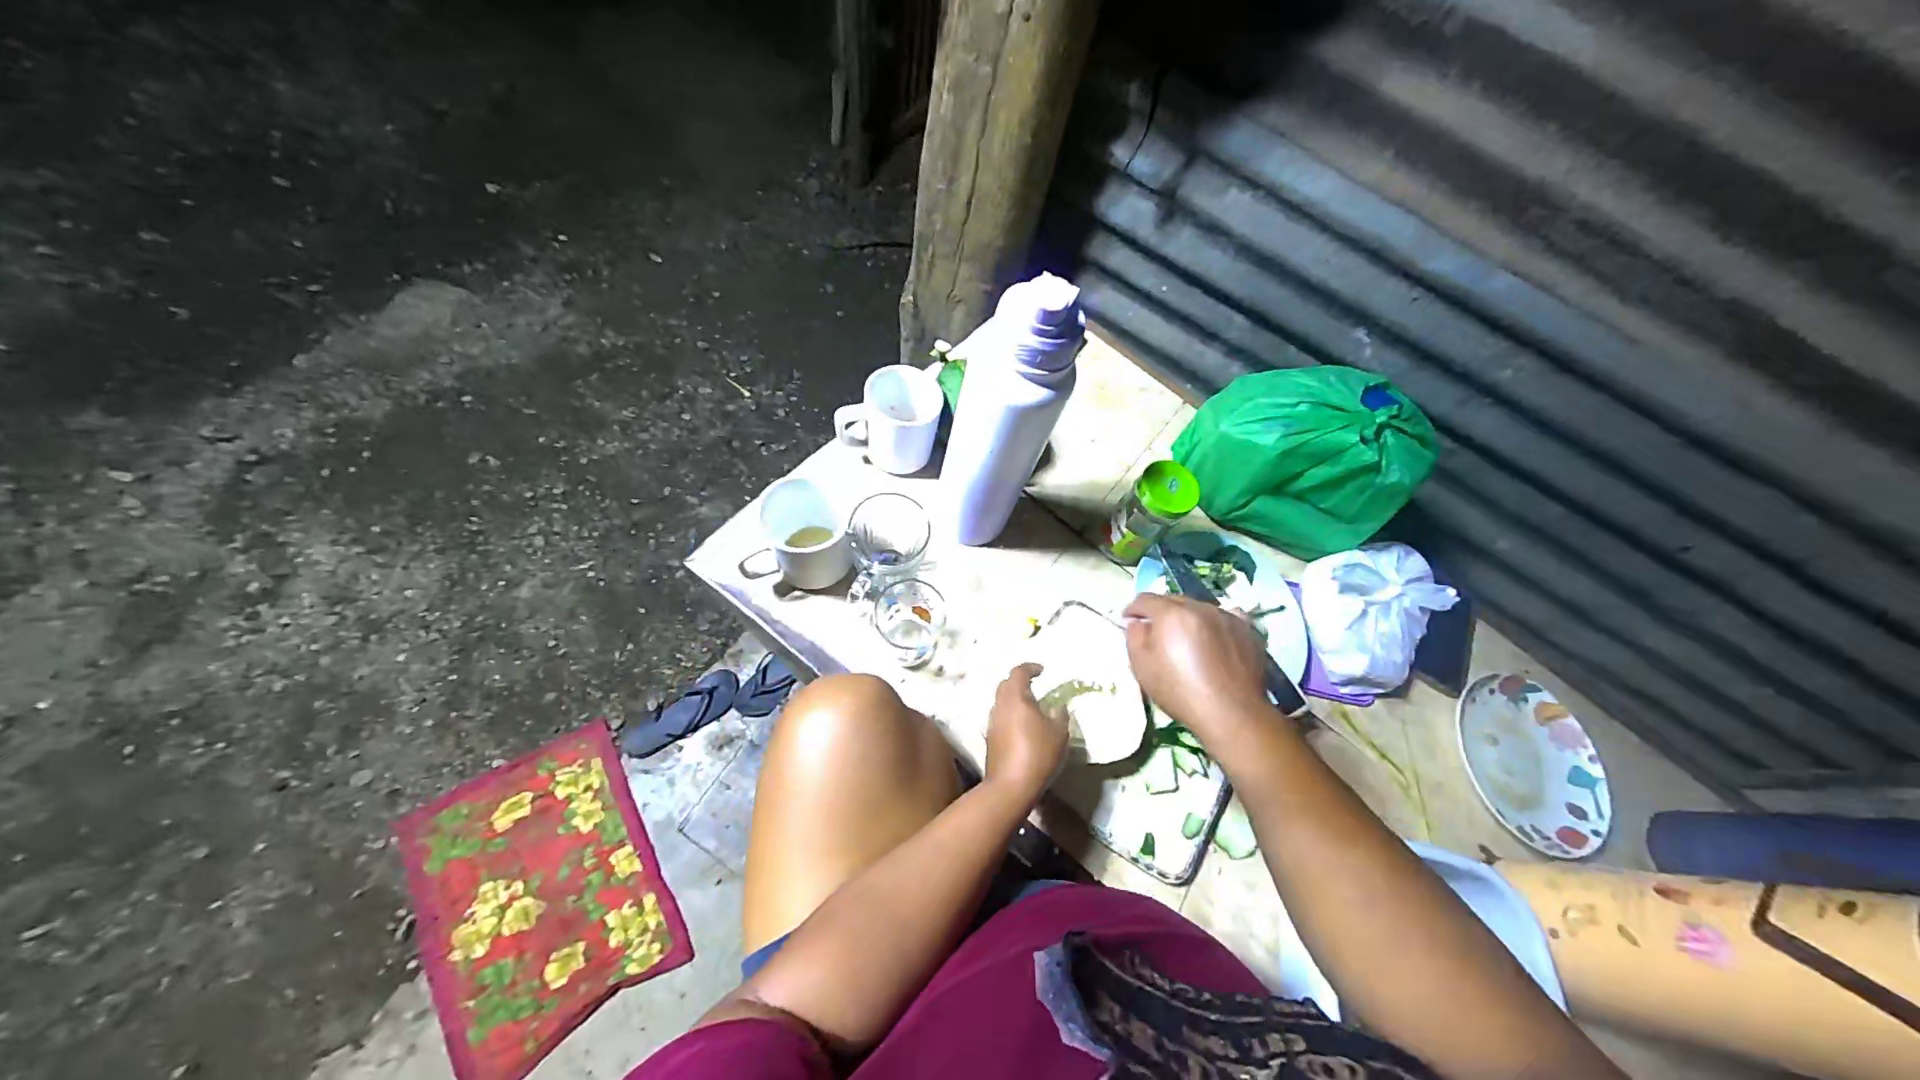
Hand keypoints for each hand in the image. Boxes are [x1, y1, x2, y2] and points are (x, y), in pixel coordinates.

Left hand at [983, 663, 1067, 804]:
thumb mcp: (1059, 733)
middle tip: (1035, 686)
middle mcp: (1000, 706)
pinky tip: (1022, 727)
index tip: (1042, 671)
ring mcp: (992, 722)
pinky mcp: (990, 738)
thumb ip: (1060, 715)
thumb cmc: (1038, 754)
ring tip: (1031, 708)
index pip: (1018, 672)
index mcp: (1016, 698)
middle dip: (1019, 681)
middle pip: (1006, 685)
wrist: (1010, 785)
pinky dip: (1010, 715)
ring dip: (1014, 699)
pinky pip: (1000, 718)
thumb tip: (1057, 707)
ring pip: (1001, 702)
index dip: (1030, 668)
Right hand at [1122, 593, 1279, 760]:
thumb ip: (1135, 637)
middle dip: (1161, 612)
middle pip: (1174, 601)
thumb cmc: (1180, 691)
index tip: (1128, 619)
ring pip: (1200, 609)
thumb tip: (1138, 622)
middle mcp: (1200, 607)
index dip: (1133, 609)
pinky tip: (1214, 639)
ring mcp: (1227, 617)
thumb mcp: (1143, 667)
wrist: (1231, 713)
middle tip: (1156, 631)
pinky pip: (1225, 618)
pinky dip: (1214, 625)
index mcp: (1172, 614)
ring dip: (1188, 618)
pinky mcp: (1248, 630)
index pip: (1146, 599)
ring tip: (1187, 639)